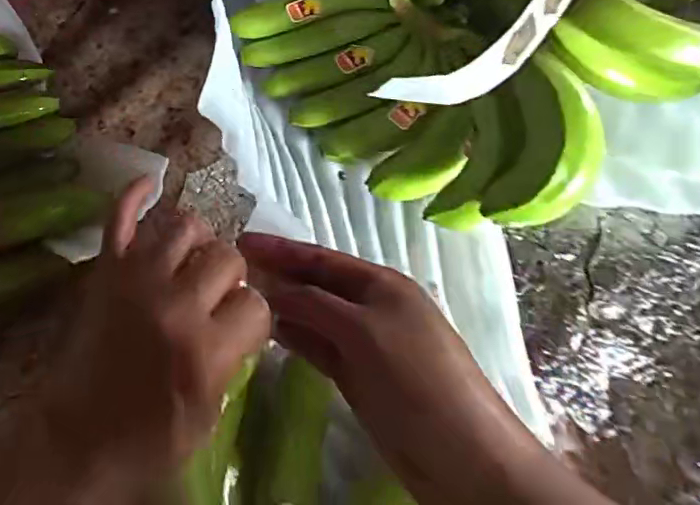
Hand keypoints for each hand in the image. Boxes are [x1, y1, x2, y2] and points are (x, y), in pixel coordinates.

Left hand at [33, 178, 271, 499]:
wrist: (75, 439)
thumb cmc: (145, 440)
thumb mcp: (207, 416)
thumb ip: (231, 360)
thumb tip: (240, 315)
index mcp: (205, 350)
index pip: (256, 305)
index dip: (254, 315)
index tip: (242, 324)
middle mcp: (175, 303)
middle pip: (225, 257)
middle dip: (231, 275)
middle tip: (217, 293)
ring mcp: (137, 278)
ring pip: (184, 227)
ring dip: (197, 239)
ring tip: (194, 256)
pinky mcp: (107, 269)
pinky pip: (120, 216)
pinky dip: (134, 195)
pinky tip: (150, 181)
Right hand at [239, 233, 614, 504]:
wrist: (466, 460)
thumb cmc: (418, 380)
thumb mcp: (364, 332)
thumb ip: (316, 304)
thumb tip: (271, 288)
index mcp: (381, 283)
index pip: (322, 257)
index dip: (283, 248)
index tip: (243, 241)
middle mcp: (371, 306)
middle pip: (316, 283)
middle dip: (279, 274)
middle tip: (233, 269)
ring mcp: (365, 343)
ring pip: (314, 315)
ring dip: (282, 305)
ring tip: (240, 297)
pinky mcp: (358, 377)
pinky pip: (319, 346)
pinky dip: (294, 336)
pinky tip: (268, 331)